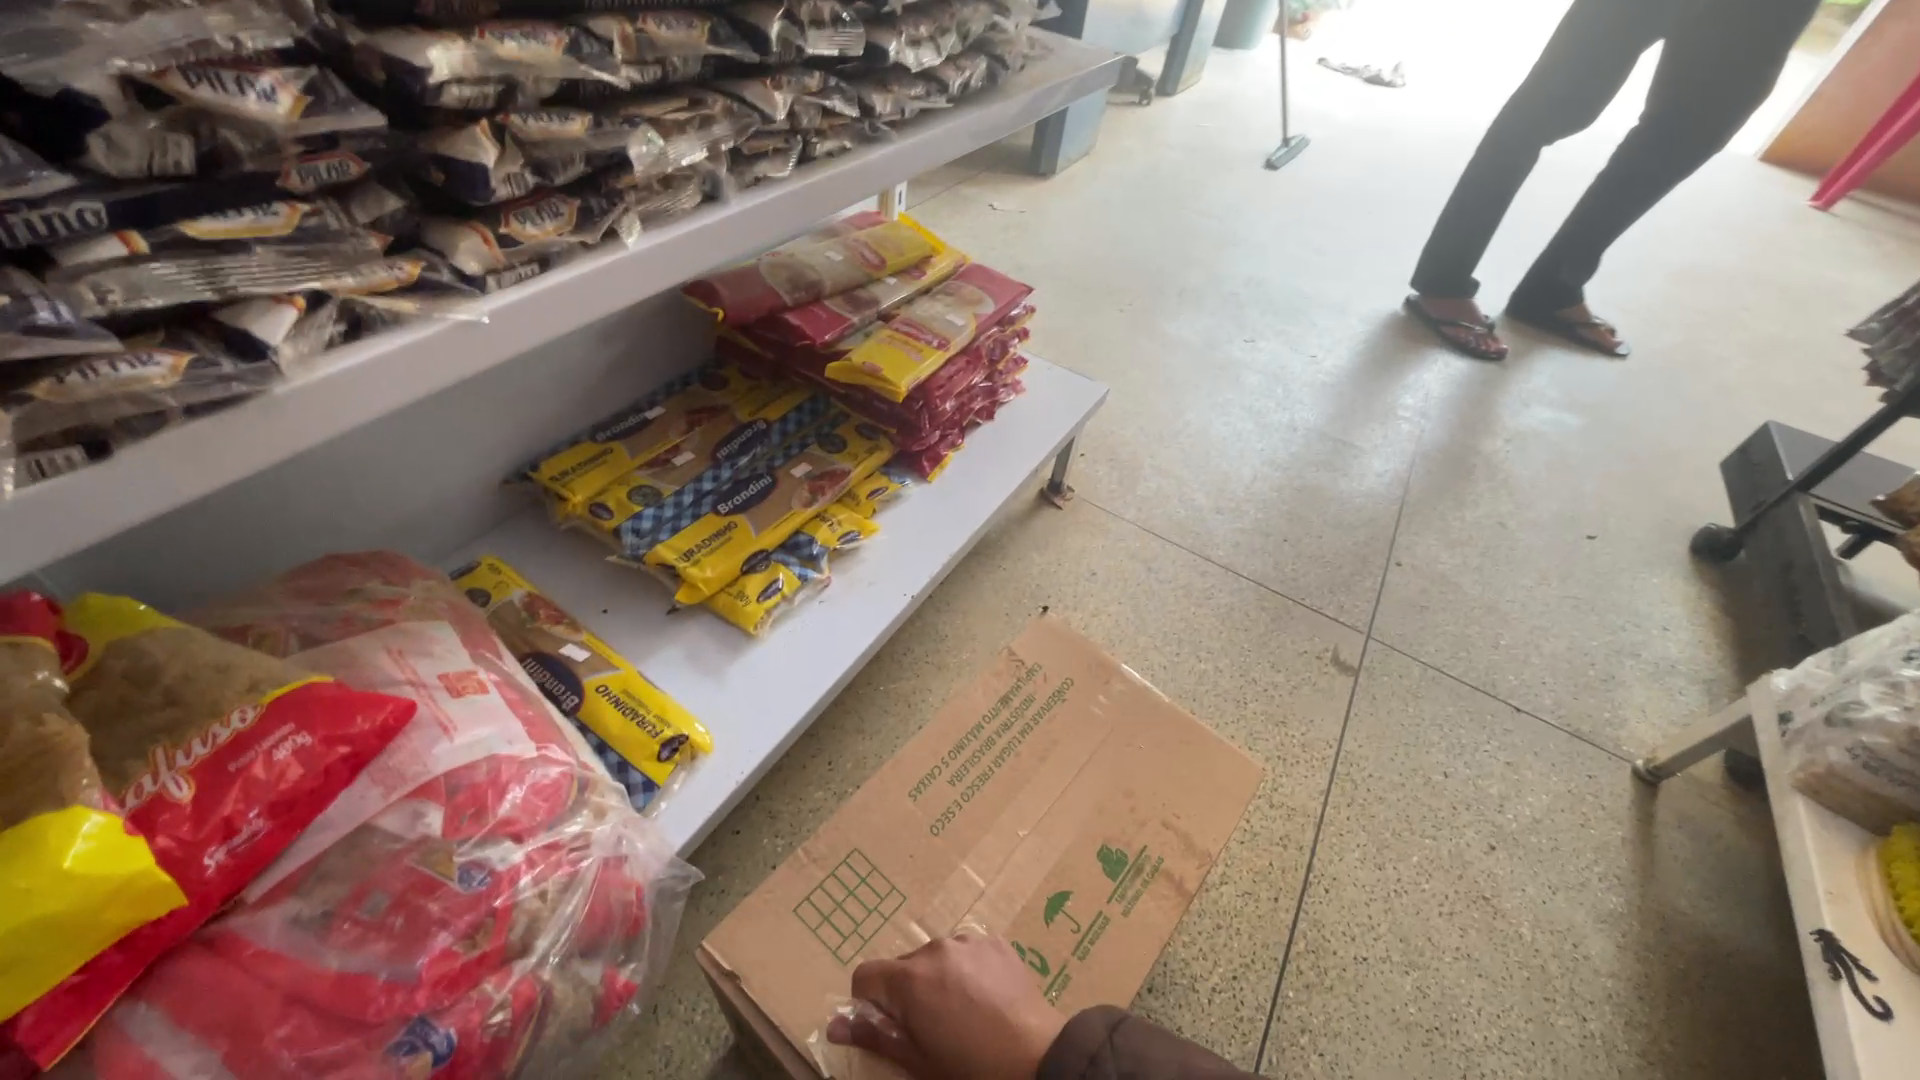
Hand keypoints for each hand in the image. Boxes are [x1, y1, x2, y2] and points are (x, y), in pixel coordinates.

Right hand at [826, 932, 1066, 1079]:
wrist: (1038, 1057)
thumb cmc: (972, 1068)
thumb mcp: (919, 1061)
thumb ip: (875, 1038)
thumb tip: (835, 1027)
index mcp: (910, 978)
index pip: (865, 975)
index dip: (868, 1003)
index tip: (887, 1026)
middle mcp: (935, 948)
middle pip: (902, 967)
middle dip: (906, 994)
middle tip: (930, 1028)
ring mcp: (968, 941)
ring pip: (935, 957)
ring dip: (938, 980)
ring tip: (962, 1014)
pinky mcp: (995, 941)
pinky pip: (966, 951)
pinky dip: (966, 970)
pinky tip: (984, 999)